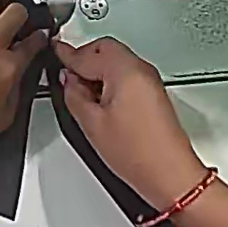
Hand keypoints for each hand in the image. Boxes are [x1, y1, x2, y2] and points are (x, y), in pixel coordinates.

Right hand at [53, 37, 207, 210]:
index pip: (87, 54)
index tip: (55, 50)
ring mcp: (150, 81)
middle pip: (105, 48)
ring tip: (83, 93)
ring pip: (116, 59)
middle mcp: (141, 70)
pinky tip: (100, 100)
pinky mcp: (154, 93)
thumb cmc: (140, 154)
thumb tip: (68, 81)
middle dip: (84, 57)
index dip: (66, 54)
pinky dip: (110, 78)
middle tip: (68, 74)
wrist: (172, 177)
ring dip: (98, 69)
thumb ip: (73, 94)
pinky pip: (126, 73)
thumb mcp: (91, 124)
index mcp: (124, 71)